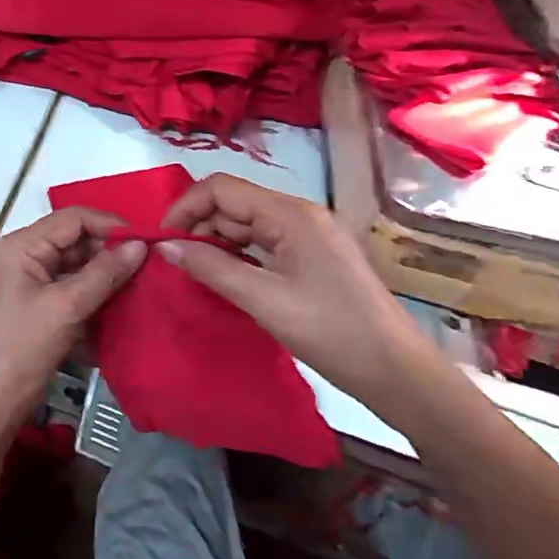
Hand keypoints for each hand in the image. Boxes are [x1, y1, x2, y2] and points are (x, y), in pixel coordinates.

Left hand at [0, 209, 145, 431]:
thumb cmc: (20, 350)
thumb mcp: (66, 308)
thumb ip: (104, 274)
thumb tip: (141, 245)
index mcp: (23, 245)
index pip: (74, 218)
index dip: (110, 225)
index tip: (146, 240)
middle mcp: (27, 255)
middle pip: (77, 239)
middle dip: (111, 250)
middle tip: (149, 264)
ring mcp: (34, 282)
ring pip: (79, 264)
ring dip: (108, 273)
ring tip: (143, 282)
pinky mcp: (43, 306)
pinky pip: (76, 287)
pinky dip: (98, 293)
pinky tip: (124, 303)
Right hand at [158, 174, 432, 405]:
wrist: (397, 370)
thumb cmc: (331, 332)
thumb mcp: (264, 300)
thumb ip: (212, 268)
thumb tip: (166, 246)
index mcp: (290, 213)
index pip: (222, 188)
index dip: (185, 208)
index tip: (162, 241)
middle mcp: (299, 212)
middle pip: (235, 203)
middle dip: (200, 225)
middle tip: (175, 262)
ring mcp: (310, 233)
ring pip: (250, 223)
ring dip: (219, 241)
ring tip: (195, 272)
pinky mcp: (316, 254)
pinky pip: (267, 242)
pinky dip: (241, 254)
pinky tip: (228, 277)